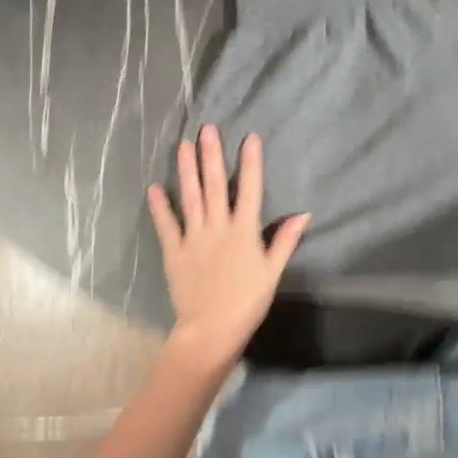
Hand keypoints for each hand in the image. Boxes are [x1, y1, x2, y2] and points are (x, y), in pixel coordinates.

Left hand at [148, 126, 310, 369]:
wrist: (212, 328)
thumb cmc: (248, 302)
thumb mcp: (273, 273)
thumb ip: (285, 241)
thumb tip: (303, 214)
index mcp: (244, 231)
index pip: (250, 190)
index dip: (251, 162)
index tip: (250, 138)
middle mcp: (218, 227)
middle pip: (215, 185)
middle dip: (211, 155)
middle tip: (206, 129)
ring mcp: (194, 237)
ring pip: (190, 197)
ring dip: (187, 170)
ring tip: (183, 145)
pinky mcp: (174, 251)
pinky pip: (166, 224)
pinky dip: (160, 206)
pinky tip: (154, 187)